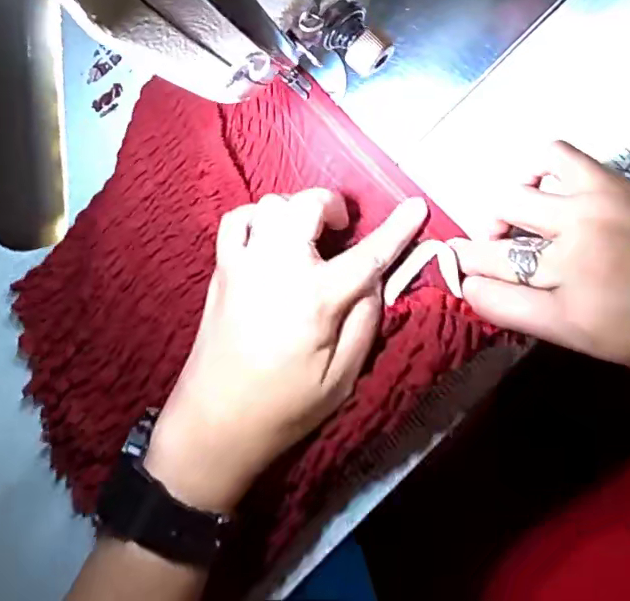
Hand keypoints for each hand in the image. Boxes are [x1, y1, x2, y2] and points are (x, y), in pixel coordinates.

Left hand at [144, 190, 427, 513]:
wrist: (212, 426)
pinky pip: (239, 218)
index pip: (368, 253)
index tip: (417, 205)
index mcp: (315, 297)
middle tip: (344, 230)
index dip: (398, 228)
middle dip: (335, 206)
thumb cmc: (283, 407)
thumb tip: (376, 278)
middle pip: (310, 205)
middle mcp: (277, 267)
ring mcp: (244, 262)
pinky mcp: (222, 268)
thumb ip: (366, 320)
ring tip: (309, 237)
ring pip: (274, 203)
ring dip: (299, 211)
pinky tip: (272, 239)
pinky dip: (260, 217)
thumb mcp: (342, 377)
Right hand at [452, 142, 629, 386]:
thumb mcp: (618, 352)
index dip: (473, 291)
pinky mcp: (611, 180)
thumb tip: (513, 289)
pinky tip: (545, 188)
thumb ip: (558, 319)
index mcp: (576, 320)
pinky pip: (550, 156)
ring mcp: (590, 213)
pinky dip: (535, 169)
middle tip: (478, 257)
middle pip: (488, 248)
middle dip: (473, 255)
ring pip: (506, 198)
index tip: (472, 286)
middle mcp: (573, 262)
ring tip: (511, 222)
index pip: (489, 298)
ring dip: (497, 213)